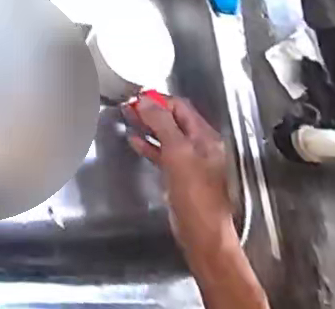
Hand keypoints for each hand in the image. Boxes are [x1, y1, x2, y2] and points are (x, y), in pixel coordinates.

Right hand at [123, 92, 235, 253]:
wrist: (203, 237)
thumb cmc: (195, 195)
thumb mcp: (178, 152)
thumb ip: (162, 123)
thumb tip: (145, 100)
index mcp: (205, 136)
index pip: (180, 106)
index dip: (158, 100)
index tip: (137, 97)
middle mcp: (199, 145)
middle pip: (173, 119)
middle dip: (151, 110)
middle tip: (130, 105)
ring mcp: (190, 162)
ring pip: (166, 135)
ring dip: (148, 125)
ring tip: (129, 117)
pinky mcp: (180, 177)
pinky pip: (162, 153)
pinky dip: (149, 145)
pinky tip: (135, 141)